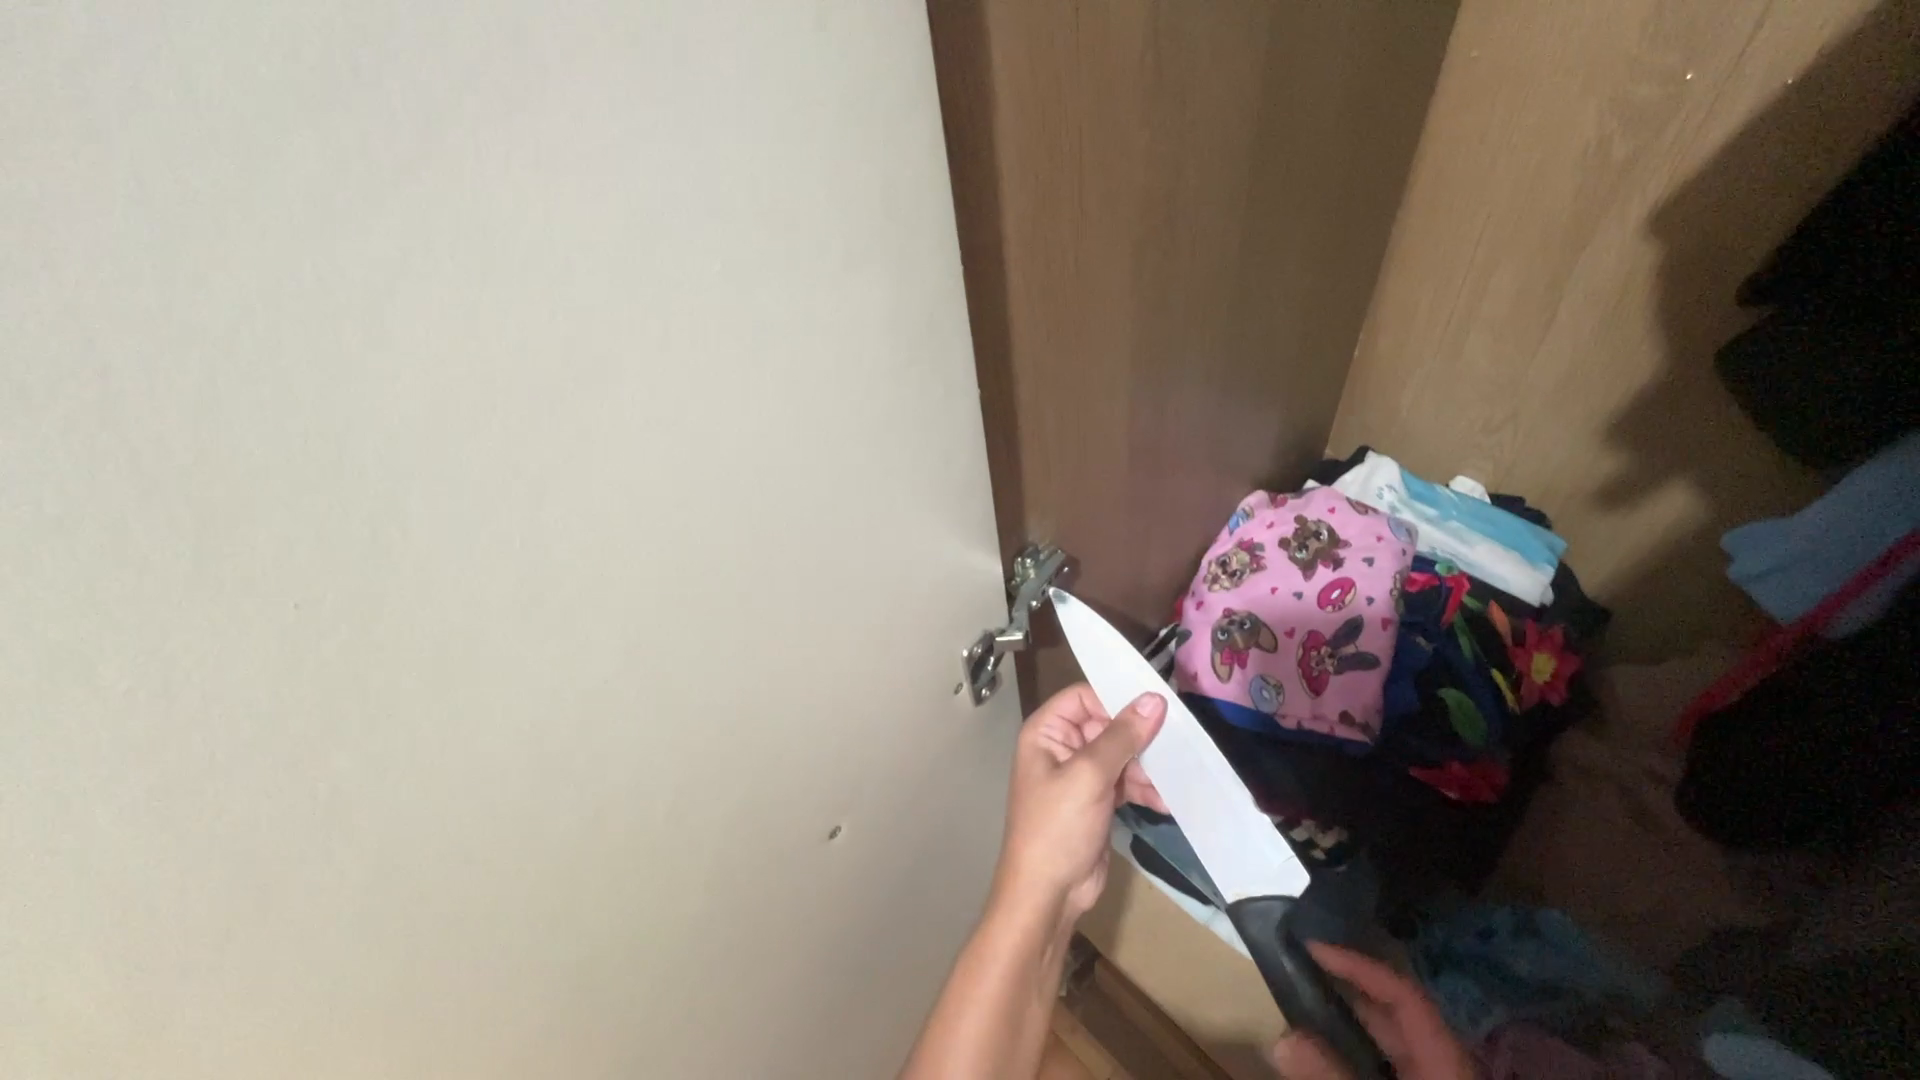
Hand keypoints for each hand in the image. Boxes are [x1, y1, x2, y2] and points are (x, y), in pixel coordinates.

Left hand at [993, 684, 1167, 924]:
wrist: (1048, 894)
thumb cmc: (1058, 827)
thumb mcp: (1090, 775)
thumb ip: (1122, 736)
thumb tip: (1153, 699)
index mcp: (1046, 732)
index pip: (1085, 696)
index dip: (1116, 700)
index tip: (1156, 709)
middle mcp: (1060, 747)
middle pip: (1107, 725)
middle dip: (1139, 739)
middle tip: (1175, 746)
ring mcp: (1079, 776)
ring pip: (1121, 755)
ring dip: (1147, 768)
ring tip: (1173, 781)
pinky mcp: (1096, 801)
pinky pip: (1125, 782)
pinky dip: (1145, 789)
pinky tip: (1166, 801)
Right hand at [1267, 943, 1475, 1079]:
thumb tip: (1282, 1038)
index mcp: (1447, 1066)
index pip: (1404, 996)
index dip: (1359, 967)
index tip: (1311, 950)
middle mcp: (1445, 1073)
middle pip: (1396, 1020)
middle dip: (1346, 995)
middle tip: (1295, 975)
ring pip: (1389, 1050)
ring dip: (1345, 1029)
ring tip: (1300, 1013)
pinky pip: (1385, 1072)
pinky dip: (1354, 1060)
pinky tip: (1324, 1063)